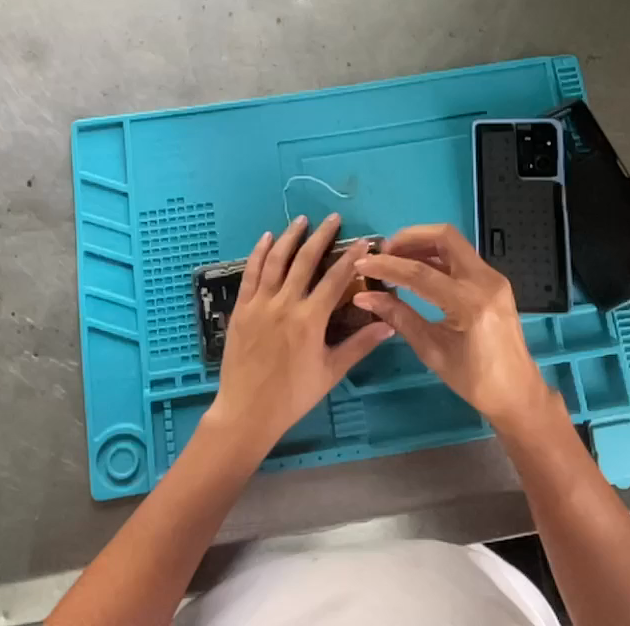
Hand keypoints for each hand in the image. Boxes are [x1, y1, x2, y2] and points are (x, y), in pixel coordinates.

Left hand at [204, 214, 393, 456]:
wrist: (247, 411)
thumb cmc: (293, 396)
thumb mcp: (331, 372)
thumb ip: (360, 345)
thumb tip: (389, 324)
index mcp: (310, 319)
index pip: (336, 278)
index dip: (352, 258)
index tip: (364, 241)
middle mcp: (285, 304)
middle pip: (305, 260)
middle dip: (322, 236)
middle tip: (333, 218)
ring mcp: (260, 304)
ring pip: (276, 261)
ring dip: (290, 237)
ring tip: (302, 220)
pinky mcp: (241, 308)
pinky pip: (250, 273)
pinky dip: (259, 253)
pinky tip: (267, 238)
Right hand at [355, 223, 557, 434]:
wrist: (517, 393)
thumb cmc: (474, 381)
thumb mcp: (431, 351)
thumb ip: (398, 316)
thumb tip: (364, 296)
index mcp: (469, 304)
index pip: (420, 273)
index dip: (387, 266)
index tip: (361, 263)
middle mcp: (485, 281)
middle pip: (444, 237)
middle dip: (409, 238)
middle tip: (384, 253)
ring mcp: (493, 278)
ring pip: (454, 243)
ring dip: (422, 244)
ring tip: (395, 259)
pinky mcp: (494, 281)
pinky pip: (461, 257)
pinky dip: (437, 256)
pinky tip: (417, 269)